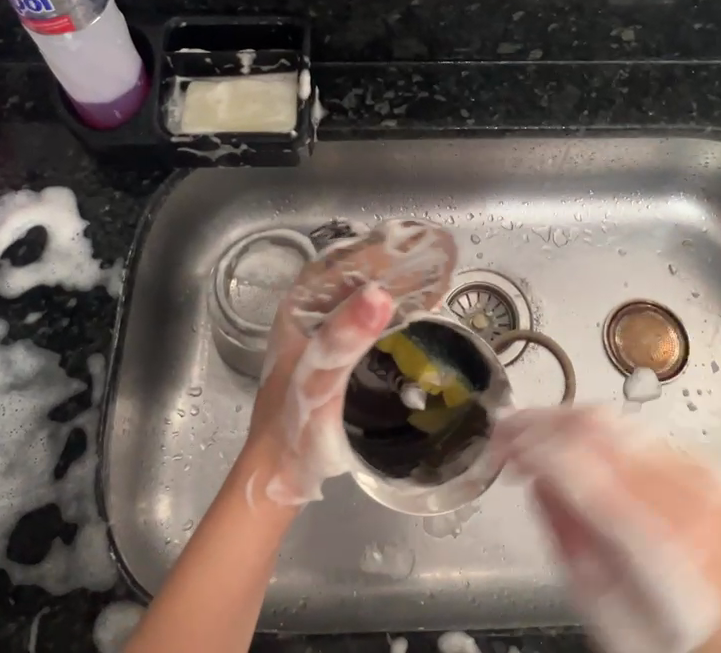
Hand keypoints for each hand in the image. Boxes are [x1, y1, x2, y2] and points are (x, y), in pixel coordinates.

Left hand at [239, 220, 458, 507]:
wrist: (280, 476)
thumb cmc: (294, 427)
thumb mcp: (320, 377)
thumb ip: (345, 335)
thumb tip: (382, 292)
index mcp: (300, 309)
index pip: (345, 260)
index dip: (383, 248)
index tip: (425, 243)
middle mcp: (308, 316)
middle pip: (356, 275)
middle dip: (396, 263)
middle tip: (440, 259)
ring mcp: (320, 338)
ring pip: (361, 297)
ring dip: (397, 285)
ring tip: (436, 279)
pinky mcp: (332, 359)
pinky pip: (365, 322)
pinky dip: (392, 312)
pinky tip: (415, 316)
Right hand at [494, 407, 720, 652]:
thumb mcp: (626, 630)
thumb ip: (578, 557)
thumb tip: (543, 493)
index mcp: (658, 535)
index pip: (572, 457)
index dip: (525, 439)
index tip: (497, 444)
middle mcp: (686, 491)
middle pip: (596, 424)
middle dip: (544, 420)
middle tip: (511, 438)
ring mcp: (711, 479)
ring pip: (624, 423)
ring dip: (575, 425)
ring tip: (545, 446)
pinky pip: (654, 441)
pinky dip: (613, 440)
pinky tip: (597, 461)